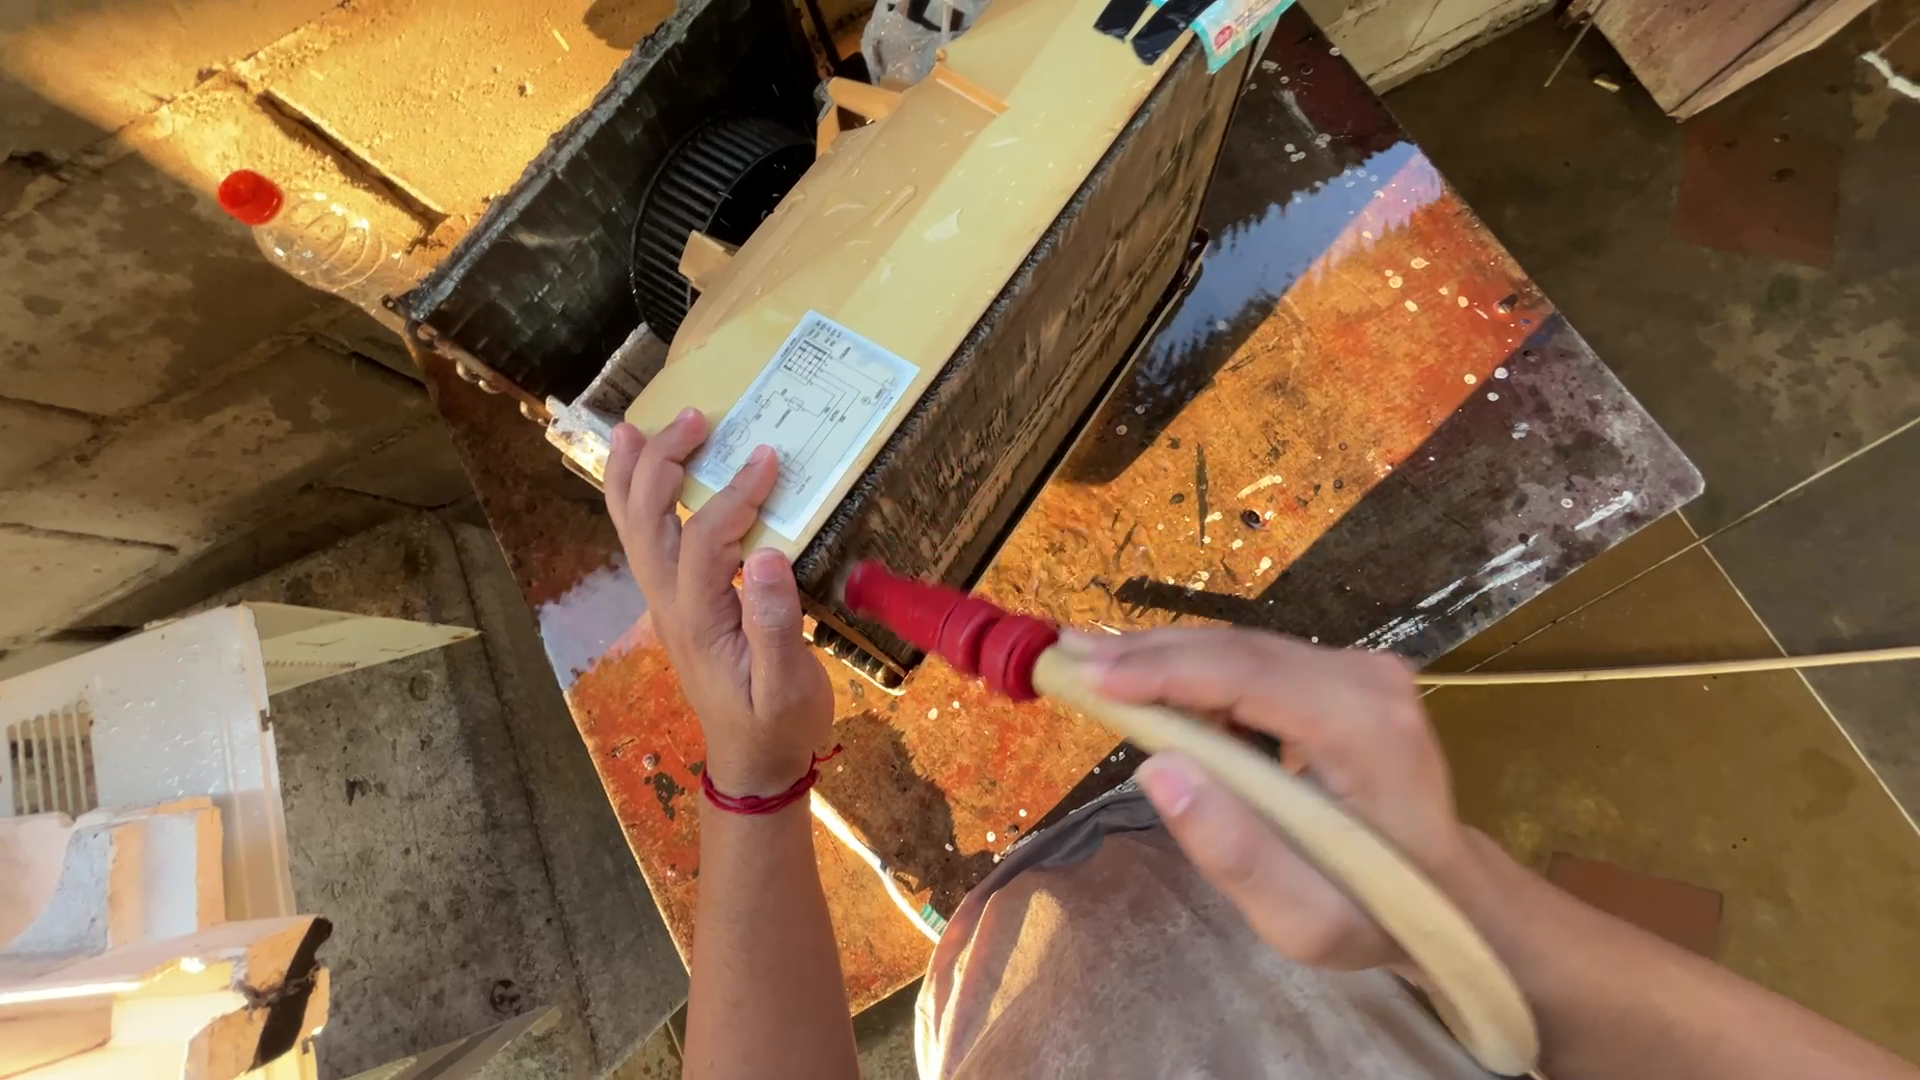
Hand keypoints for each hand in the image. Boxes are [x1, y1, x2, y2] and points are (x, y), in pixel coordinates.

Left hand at [604, 411, 833, 795]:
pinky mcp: (677, 604)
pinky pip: (647, 543)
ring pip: (634, 530)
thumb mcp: (788, 684)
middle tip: (693, 418)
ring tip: (635, 429)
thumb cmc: (777, 724)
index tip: (769, 459)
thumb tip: (766, 553)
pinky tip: (645, 479)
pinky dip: (639, 502)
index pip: (705, 539)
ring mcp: (667, 603)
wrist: (753, 761)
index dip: (734, 495)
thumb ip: (776, 623)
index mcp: (700, 618)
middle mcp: (671, 603)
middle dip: (663, 463)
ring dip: (634, 476)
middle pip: (648, 522)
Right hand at [1080, 627, 1474, 971]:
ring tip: (1088, 660)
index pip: (1250, 676)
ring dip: (1159, 656)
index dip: (1165, 671)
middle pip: (1236, 649)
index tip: (1091, 675)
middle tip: (1067, 657)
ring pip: (1236, 645)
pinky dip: (1186, 666)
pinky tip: (1141, 674)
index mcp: (1368, 730)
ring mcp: (1356, 666)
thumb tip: (1157, 769)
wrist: (1445, 892)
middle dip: (1146, 655)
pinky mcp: (1336, 668)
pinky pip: (1246, 657)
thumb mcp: (1304, 920)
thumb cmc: (1373, 913)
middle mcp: (1366, 677)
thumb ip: (1235, 852)